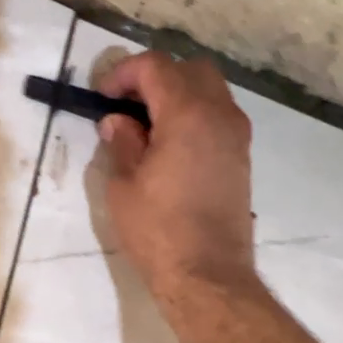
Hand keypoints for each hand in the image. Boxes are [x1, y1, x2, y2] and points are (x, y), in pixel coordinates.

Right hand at [95, 51, 256, 300]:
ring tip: (147, 127)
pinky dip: (193, 117)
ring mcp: (236, 135)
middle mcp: (219, 113)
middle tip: (125, 105)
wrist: (206, 274)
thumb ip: (121, 145)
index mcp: (187, 114)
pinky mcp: (241, 158)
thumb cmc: (158, 232)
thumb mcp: (123, 188)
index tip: (101, 94)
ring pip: (209, 91)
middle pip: (189, 70)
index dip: (124, 73)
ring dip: (177, 97)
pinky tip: (169, 146)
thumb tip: (118, 122)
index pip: (156, 68)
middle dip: (155, 78)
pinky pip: (217, 117)